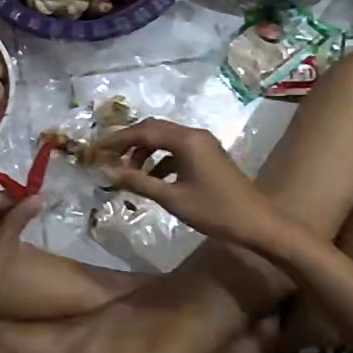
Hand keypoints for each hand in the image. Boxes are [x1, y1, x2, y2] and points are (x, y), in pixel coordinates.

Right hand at [93, 119, 298, 257]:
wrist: (255, 222)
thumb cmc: (214, 210)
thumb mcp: (172, 198)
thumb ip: (138, 182)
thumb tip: (107, 172)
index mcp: (186, 140)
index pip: (144, 131)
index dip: (118, 139)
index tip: (96, 149)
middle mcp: (194, 134)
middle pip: (154, 129)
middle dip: (129, 142)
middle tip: (107, 158)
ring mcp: (203, 144)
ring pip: (165, 140)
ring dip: (144, 153)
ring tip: (128, 174)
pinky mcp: (208, 155)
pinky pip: (177, 150)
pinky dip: (160, 160)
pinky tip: (152, 180)